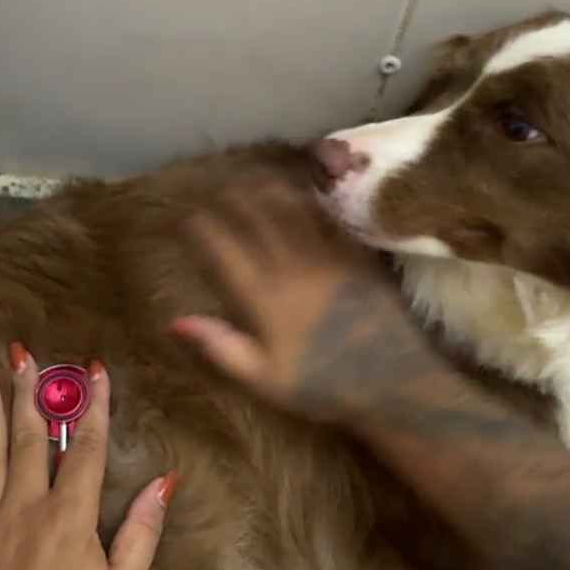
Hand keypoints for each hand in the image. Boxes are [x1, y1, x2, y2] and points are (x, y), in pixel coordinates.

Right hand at [171, 176, 445, 425]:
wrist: (393, 382)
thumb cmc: (323, 386)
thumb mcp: (264, 379)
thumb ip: (220, 348)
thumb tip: (176, 321)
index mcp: (264, 298)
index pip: (223, 251)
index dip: (201, 230)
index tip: (187, 220)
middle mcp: (292, 268)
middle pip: (257, 219)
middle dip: (233, 200)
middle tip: (219, 192)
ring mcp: (328, 257)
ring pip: (292, 210)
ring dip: (270, 192)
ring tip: (256, 182)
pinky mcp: (358, 257)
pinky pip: (331, 220)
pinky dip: (314, 204)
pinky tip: (307, 198)